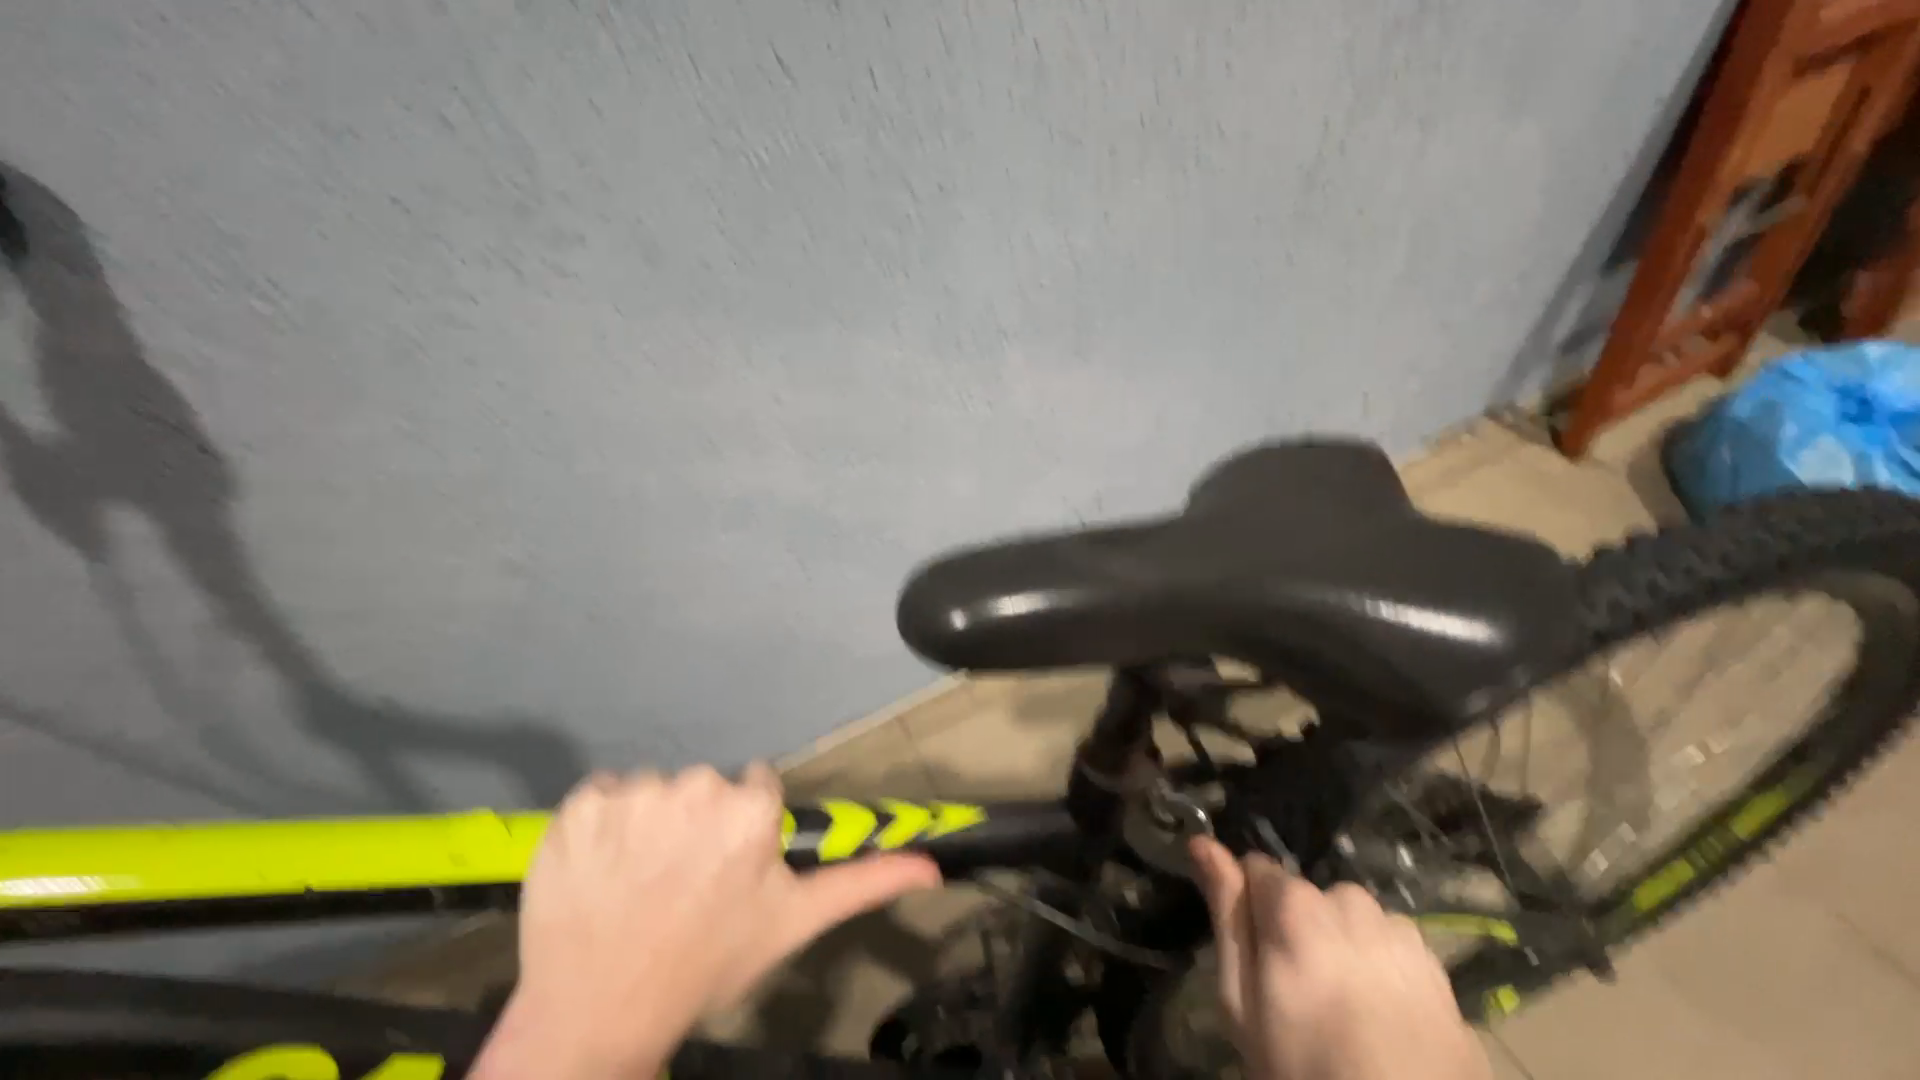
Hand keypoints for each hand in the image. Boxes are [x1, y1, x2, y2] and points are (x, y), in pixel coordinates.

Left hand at [474, 765, 941, 1078]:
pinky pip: (603, 795)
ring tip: (640, 881)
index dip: (741, 833)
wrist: (599, 1011)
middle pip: (706, 788)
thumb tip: (937, 867)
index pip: (754, 790)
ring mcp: (632, 795)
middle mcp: (696, 786)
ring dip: (650, 824)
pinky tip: (602, 868)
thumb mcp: (794, 922)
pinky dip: (603, 825)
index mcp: (751, 809)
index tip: (724, 871)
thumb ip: (864, 883)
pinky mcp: (578, 804)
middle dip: (700, 823)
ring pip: (656, 791)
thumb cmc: (708, 964)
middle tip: (683, 884)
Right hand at [1189, 837, 1491, 1079]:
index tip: (1253, 954)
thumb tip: (1202, 843)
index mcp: (1295, 903)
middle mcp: (1349, 899)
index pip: (1254, 868)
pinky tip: (1381, 1016)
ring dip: (1341, 947)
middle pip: (1306, 898)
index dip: (1247, 908)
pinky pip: (1390, 946)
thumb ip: (1227, 914)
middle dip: (1296, 930)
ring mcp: (1399, 929)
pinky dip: (1381, 968)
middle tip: (1296, 994)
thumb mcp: (1243, 1001)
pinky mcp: (1437, 963)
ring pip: (1350, 921)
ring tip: (1343, 1009)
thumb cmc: (1307, 1065)